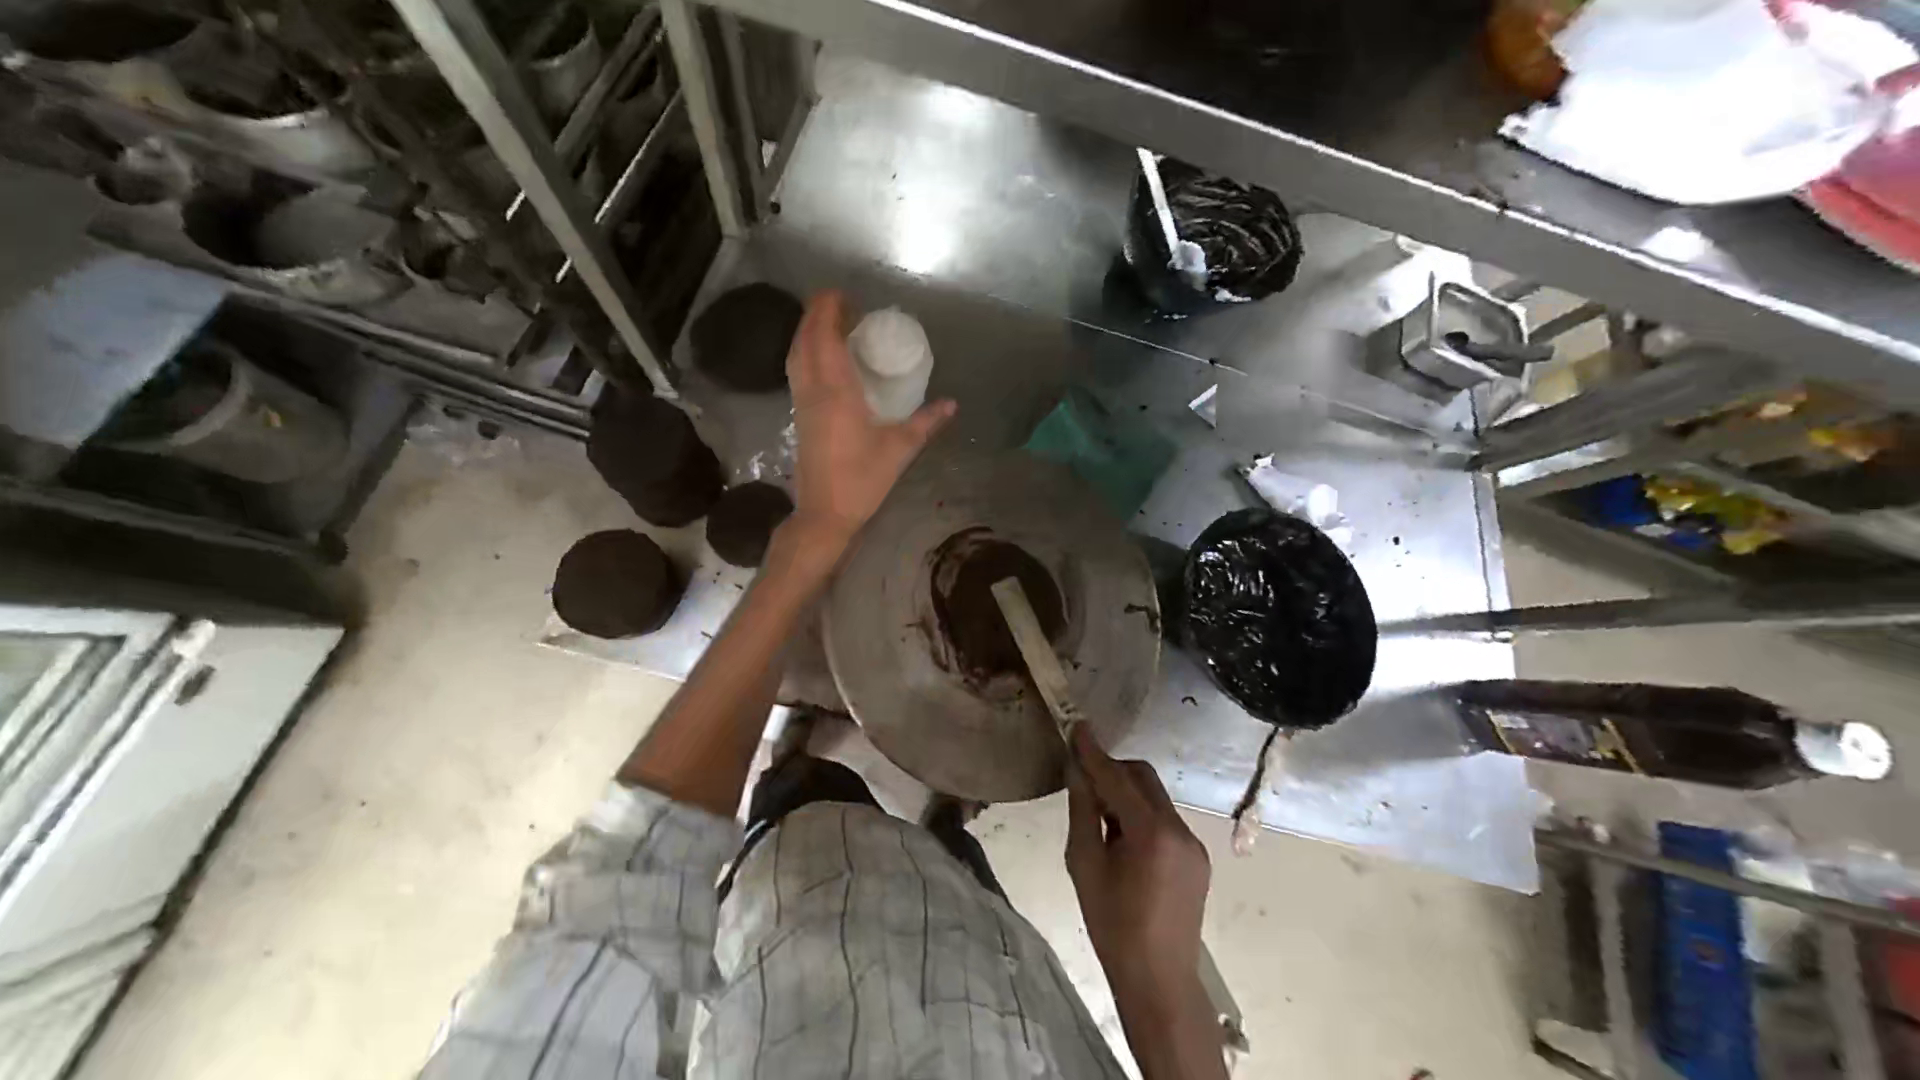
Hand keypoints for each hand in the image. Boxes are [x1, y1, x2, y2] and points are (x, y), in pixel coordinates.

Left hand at [786, 290, 955, 549]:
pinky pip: (797, 372)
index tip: (843, 294)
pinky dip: (805, 353)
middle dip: (816, 314)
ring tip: (830, 322)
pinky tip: (823, 358)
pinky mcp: (799, 417)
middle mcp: (813, 391)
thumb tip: (952, 403)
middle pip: (804, 340)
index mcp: (836, 391)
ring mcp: (801, 404)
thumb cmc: (862, 480)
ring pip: (795, 355)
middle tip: (839, 302)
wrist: (825, 514)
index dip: (828, 310)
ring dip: (807, 332)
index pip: (825, 337)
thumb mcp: (899, 450)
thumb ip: (926, 423)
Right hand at [1065, 725, 1210, 991]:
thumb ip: (1082, 810)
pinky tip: (1123, 841)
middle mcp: (1179, 829)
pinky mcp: (1197, 857)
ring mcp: (1193, 843)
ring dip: (1126, 794)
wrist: (1158, 978)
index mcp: (1151, 832)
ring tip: (1101, 820)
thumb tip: (1077, 770)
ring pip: (1154, 796)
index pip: (1117, 777)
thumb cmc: (1112, 924)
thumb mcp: (1084, 864)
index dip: (1094, 752)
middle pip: (1143, 777)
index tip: (1076, 727)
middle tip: (1083, 783)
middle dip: (1112, 770)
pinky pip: (1164, 819)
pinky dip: (1141, 815)